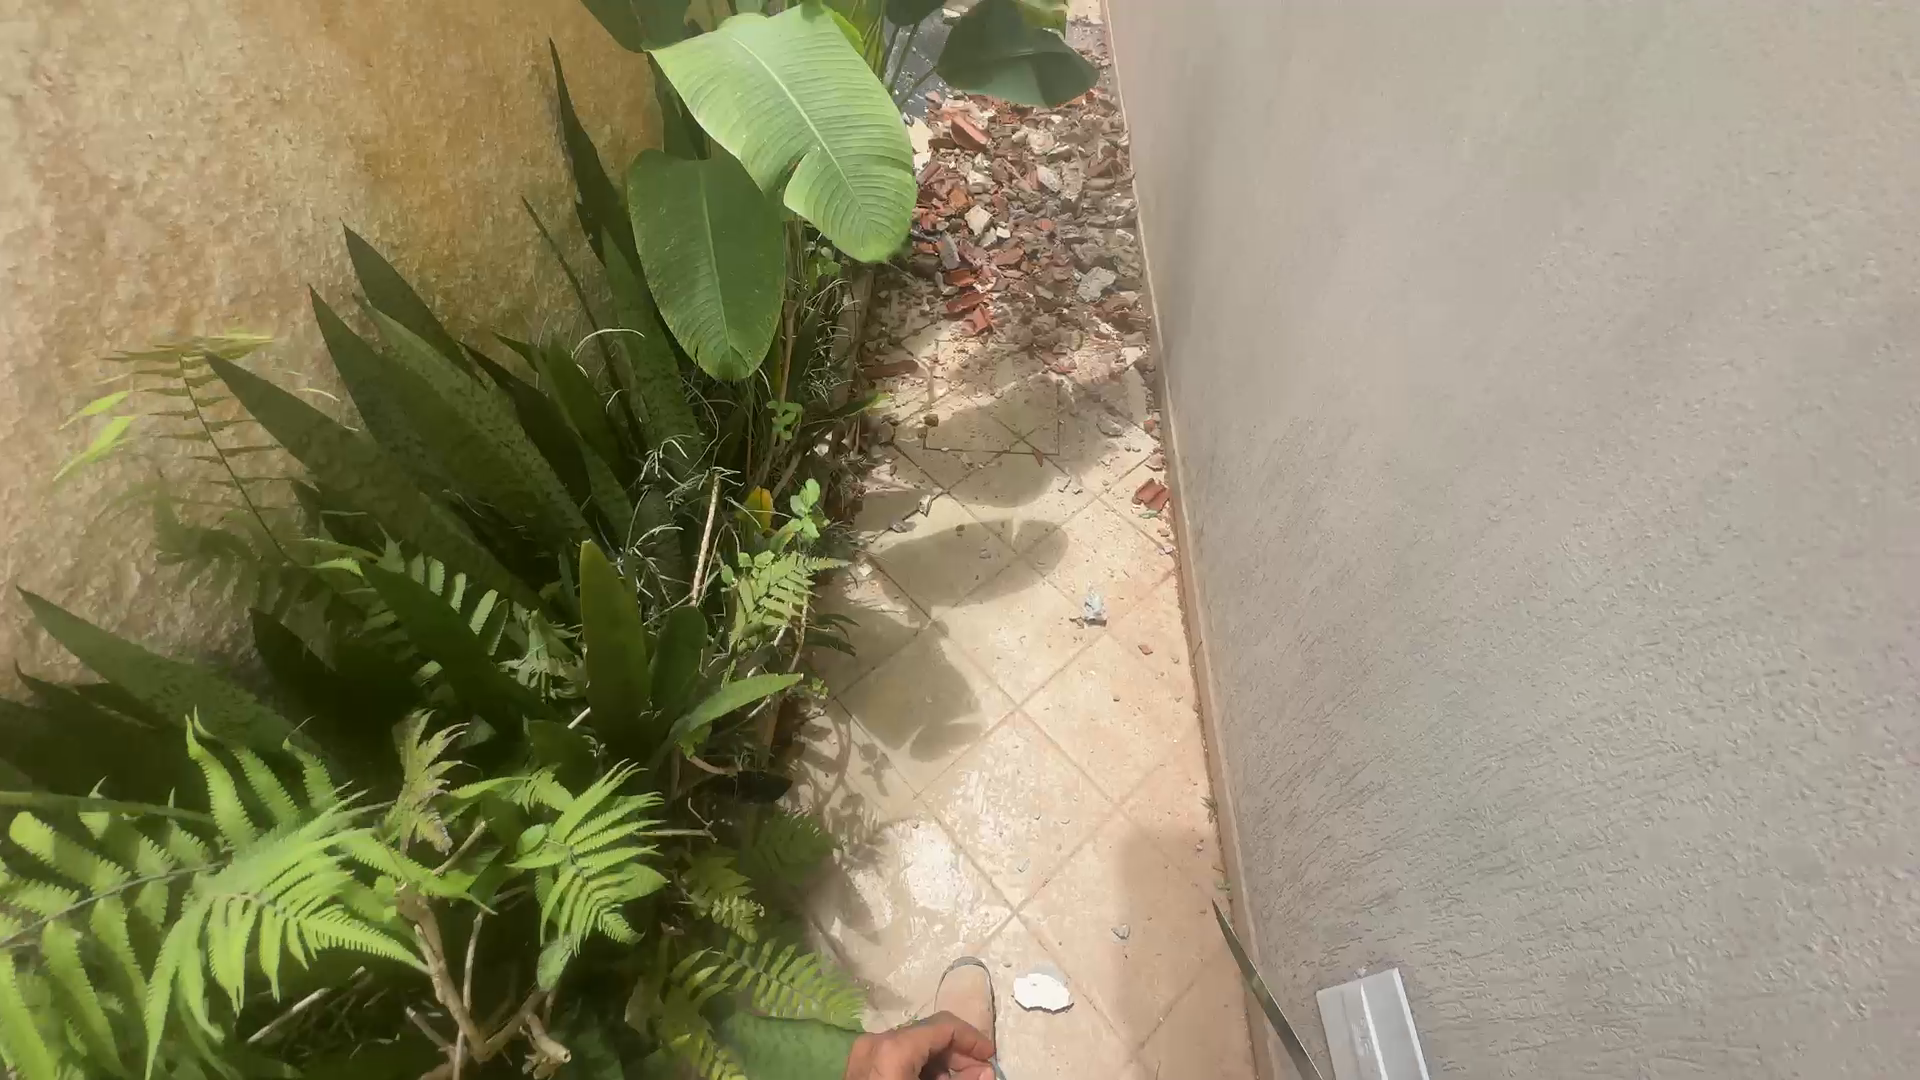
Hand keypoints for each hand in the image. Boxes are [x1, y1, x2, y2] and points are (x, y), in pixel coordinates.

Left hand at [841, 1011, 996, 1079]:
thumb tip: (986, 1072)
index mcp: (895, 1047)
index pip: (944, 1026)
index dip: (973, 1039)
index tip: (991, 1057)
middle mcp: (877, 1040)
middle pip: (929, 1034)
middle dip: (958, 1054)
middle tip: (981, 1075)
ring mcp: (865, 1053)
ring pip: (914, 1046)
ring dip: (941, 1063)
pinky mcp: (860, 1067)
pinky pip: (898, 1057)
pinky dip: (920, 1069)